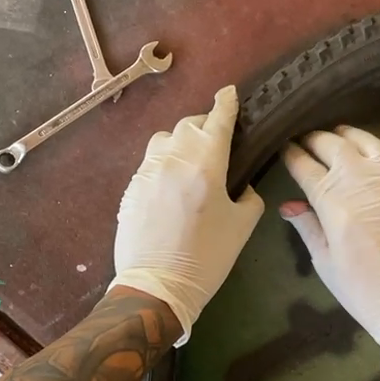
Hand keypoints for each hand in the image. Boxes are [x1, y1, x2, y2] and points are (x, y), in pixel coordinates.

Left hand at [110, 86, 264, 342]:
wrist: (157, 287)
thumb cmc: (207, 258)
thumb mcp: (242, 228)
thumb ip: (249, 197)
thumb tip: (244, 185)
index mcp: (206, 164)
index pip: (217, 120)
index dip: (226, 103)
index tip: (230, 93)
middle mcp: (173, 159)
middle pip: (189, 125)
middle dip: (204, 126)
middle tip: (216, 141)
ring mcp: (147, 172)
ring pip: (164, 139)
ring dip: (180, 142)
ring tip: (190, 160)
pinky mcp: (130, 188)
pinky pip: (150, 163)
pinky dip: (164, 164)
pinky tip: (171, 185)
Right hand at [281, 127, 379, 367]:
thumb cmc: (361, 288)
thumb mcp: (324, 260)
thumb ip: (307, 226)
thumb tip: (288, 205)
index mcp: (331, 201)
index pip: (304, 165)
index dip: (292, 154)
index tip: (286, 149)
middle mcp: (361, 180)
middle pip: (332, 144)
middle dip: (315, 139)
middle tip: (307, 141)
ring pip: (366, 140)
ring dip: (348, 135)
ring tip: (338, 136)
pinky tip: (377, 150)